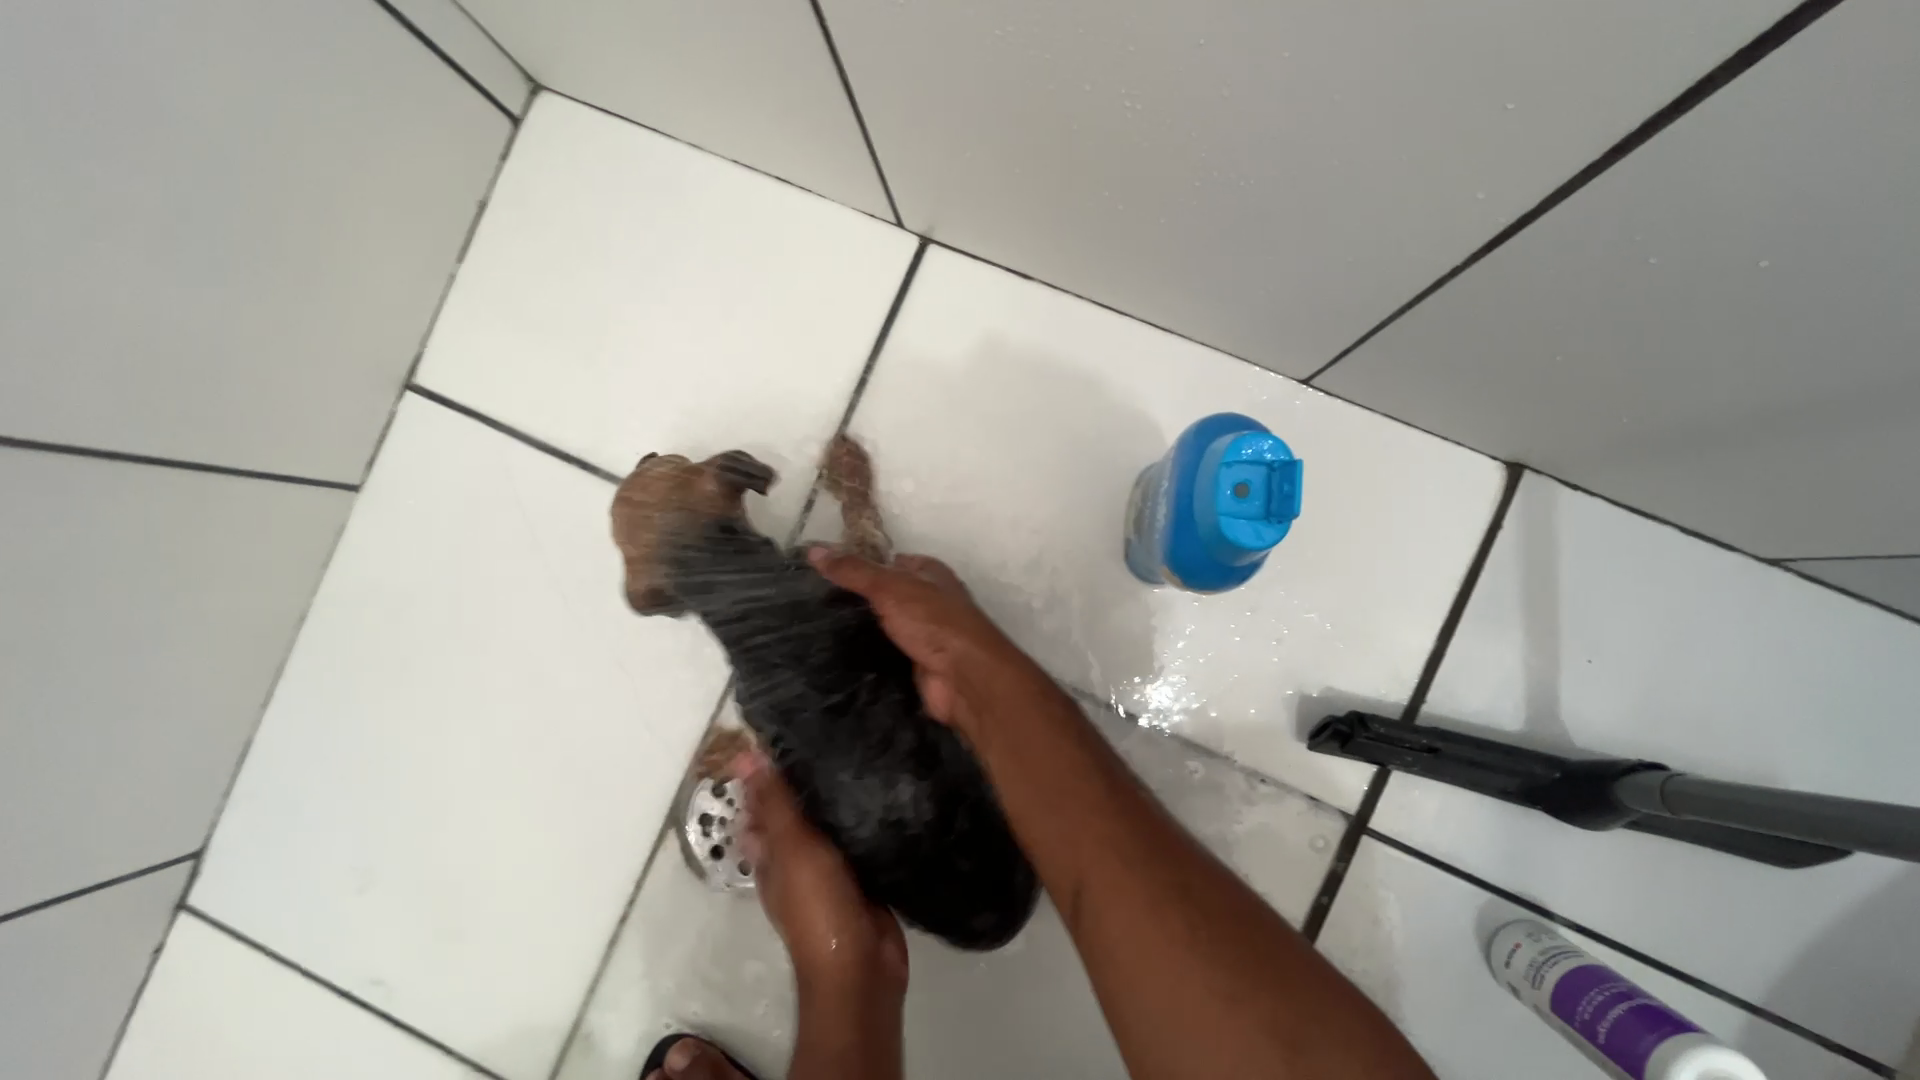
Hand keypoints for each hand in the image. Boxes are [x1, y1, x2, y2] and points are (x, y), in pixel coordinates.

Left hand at [733, 751, 907, 997]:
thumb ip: (774, 803)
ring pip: (833, 822)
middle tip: (841, 728)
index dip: (770, 768)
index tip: (796, 725)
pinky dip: (870, 817)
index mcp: (771, 852)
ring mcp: (832, 869)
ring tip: (867, 747)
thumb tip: (743, 754)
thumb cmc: (818, 907)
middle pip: (800, 810)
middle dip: (813, 776)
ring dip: (843, 794)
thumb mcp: (793, 848)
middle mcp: (797, 858)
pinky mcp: (864, 876)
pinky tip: (889, 789)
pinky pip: (863, 838)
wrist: (862, 965)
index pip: (764, 801)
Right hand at [807, 548, 1043, 731]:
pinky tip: (840, 658)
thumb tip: (813, 549)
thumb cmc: (932, 621)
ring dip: (862, 630)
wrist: (963, 677)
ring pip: (886, 626)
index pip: (890, 561)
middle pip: (887, 595)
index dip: (861, 565)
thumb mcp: (889, 587)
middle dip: (858, 600)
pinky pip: (887, 654)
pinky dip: (869, 656)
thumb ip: (853, 571)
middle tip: (816, 604)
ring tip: (817, 631)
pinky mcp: (918, 663)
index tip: (823, 573)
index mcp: (929, 573)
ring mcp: (925, 634)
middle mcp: (930, 600)